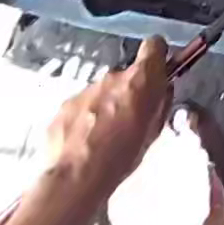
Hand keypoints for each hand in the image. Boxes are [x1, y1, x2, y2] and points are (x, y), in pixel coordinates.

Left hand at [44, 36, 172, 199]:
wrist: (75, 179)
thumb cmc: (125, 153)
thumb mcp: (156, 126)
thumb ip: (161, 99)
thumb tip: (161, 88)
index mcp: (141, 77)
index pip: (154, 44)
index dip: (157, 55)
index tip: (157, 70)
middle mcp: (112, 76)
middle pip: (125, 74)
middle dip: (127, 90)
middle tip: (127, 116)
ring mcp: (84, 90)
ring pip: (101, 92)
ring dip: (104, 105)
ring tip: (101, 135)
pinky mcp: (62, 108)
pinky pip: (80, 107)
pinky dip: (83, 119)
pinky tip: (82, 143)